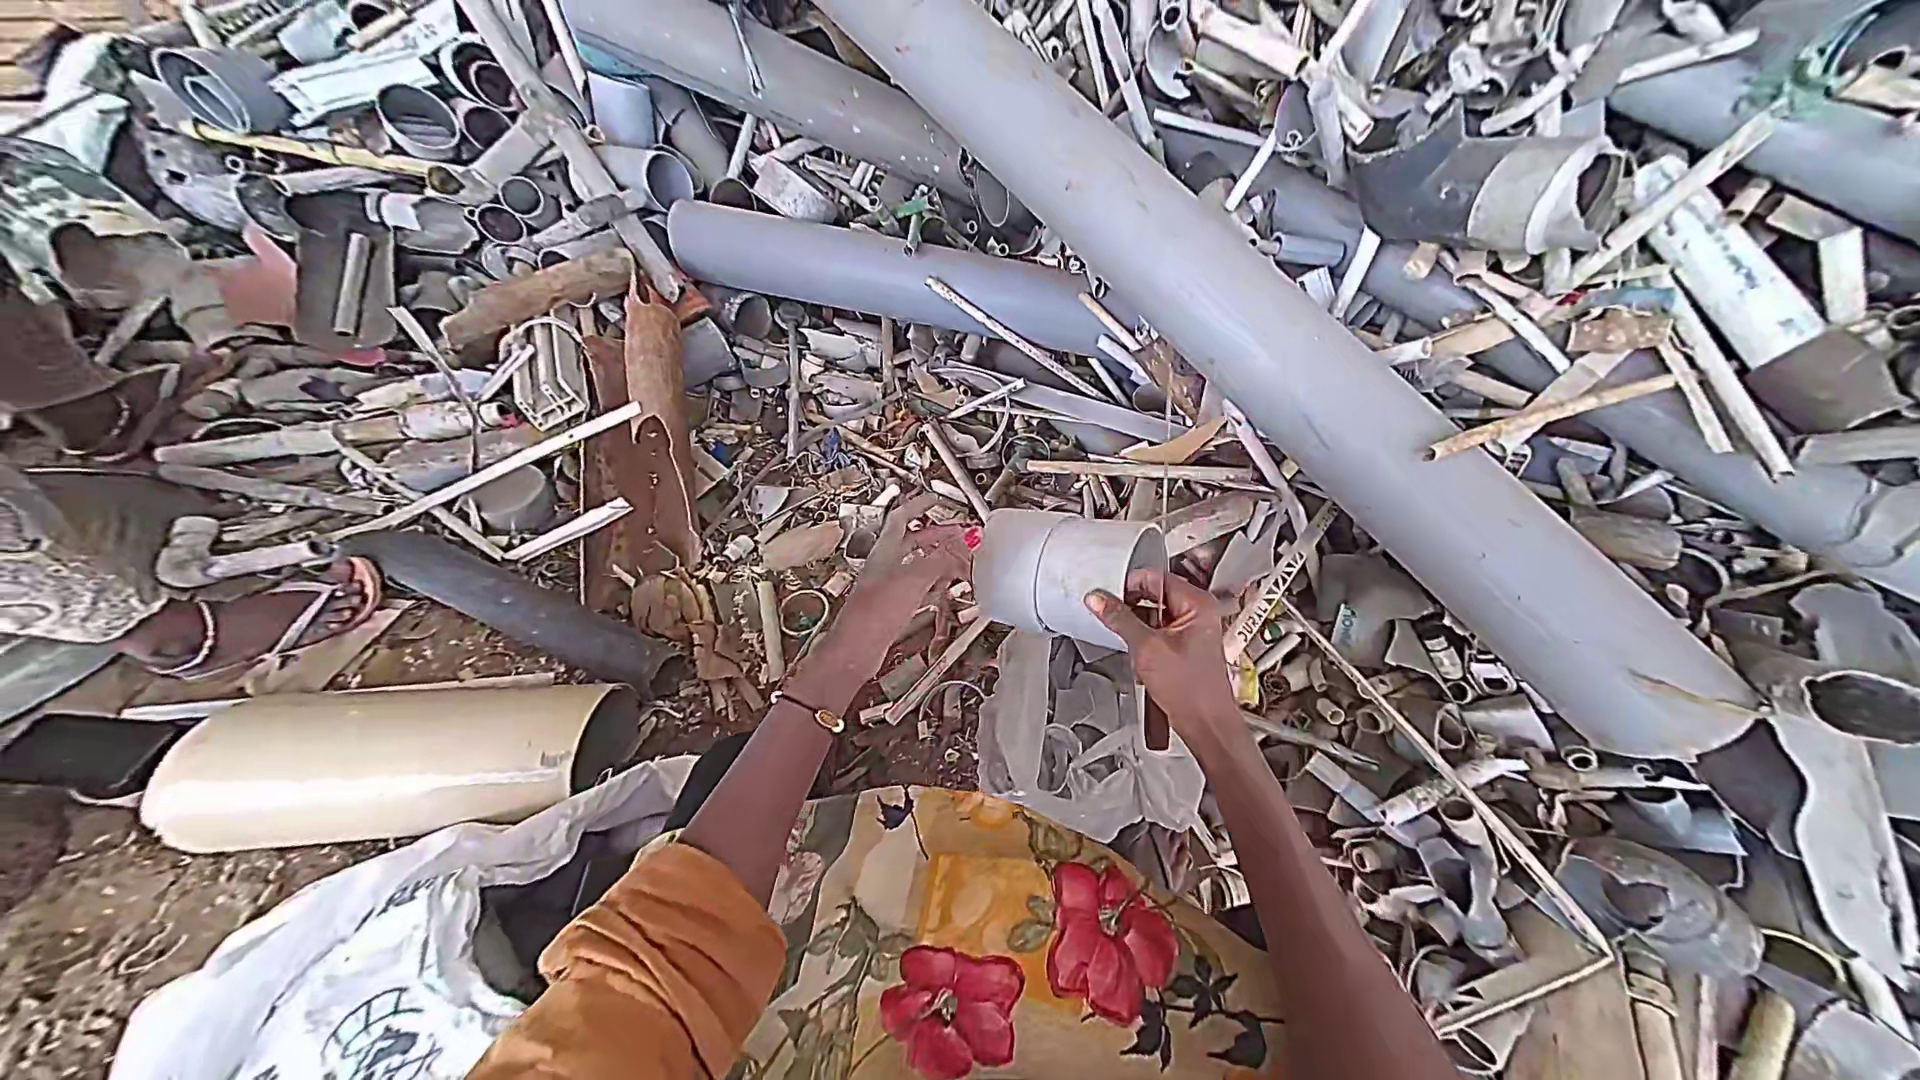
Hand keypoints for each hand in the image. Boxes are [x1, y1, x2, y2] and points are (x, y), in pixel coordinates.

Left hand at [807, 494, 974, 675]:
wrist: (856, 650)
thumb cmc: (872, 615)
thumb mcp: (913, 580)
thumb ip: (940, 559)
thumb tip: (962, 542)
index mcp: (885, 551)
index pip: (902, 517)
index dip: (920, 505)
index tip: (937, 499)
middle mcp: (884, 565)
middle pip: (912, 540)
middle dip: (937, 534)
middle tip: (958, 532)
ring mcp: (888, 585)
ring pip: (917, 564)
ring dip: (938, 558)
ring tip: (958, 557)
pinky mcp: (893, 606)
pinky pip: (917, 587)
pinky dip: (933, 583)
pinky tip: (943, 587)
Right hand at [1085, 569, 1246, 755]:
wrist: (1205, 723)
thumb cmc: (1192, 690)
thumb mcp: (1146, 648)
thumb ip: (1119, 619)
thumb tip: (1099, 599)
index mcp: (1197, 604)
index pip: (1156, 577)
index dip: (1130, 585)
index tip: (1109, 595)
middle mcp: (1197, 613)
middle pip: (1154, 594)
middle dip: (1131, 604)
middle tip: (1112, 614)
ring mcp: (1190, 629)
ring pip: (1153, 613)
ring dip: (1136, 623)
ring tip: (1126, 637)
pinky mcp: (1182, 645)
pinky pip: (1156, 630)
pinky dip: (1142, 636)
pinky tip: (1136, 650)